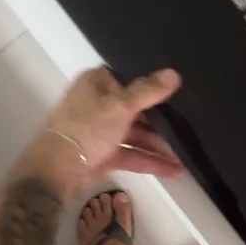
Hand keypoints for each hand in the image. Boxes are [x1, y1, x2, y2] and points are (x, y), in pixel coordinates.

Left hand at [42, 66, 185, 181]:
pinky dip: (150, 161)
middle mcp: (99, 104)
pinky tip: (174, 170)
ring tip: (186, 156)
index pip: (130, 79)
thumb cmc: (86, 129)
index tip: (179, 93)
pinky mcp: (103, 154)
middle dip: (161, 122)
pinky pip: (131, 154)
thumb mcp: (120, 106)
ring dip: (159, 146)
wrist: (56, 170)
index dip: (152, 86)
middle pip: (136, 110)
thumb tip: (175, 74)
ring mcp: (100, 131)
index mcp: (97, 84)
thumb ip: (148, 91)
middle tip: (189, 127)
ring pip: (135, 134)